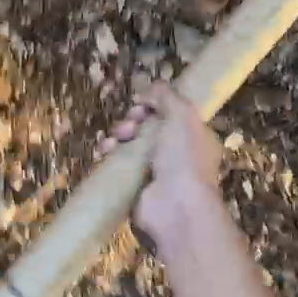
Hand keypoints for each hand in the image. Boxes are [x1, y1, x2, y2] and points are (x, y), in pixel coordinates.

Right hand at [100, 83, 224, 249]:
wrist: (176, 206)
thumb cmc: (184, 156)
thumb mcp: (182, 115)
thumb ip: (166, 95)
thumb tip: (149, 89)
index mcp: (194, 136)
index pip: (171, 113)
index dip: (154, 104)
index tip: (142, 102)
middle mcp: (177, 153)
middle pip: (148, 126)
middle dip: (134, 120)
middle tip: (129, 125)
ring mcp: (155, 172)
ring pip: (131, 144)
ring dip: (119, 135)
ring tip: (114, 140)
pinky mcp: (136, 187)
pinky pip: (119, 164)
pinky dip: (109, 155)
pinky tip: (103, 151)